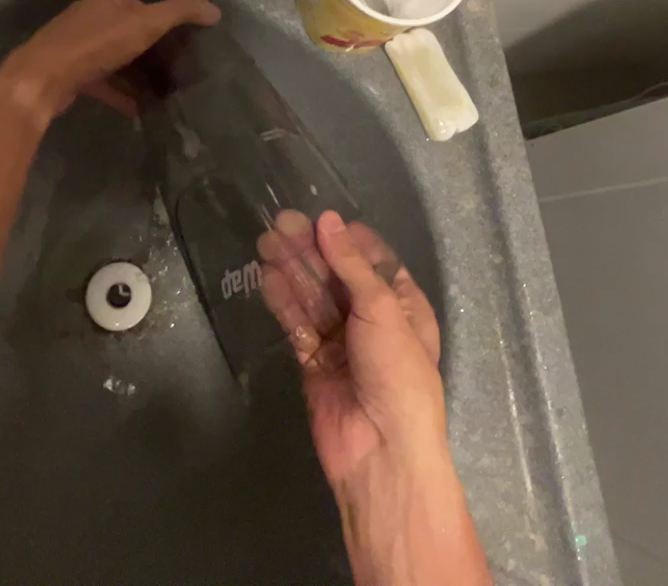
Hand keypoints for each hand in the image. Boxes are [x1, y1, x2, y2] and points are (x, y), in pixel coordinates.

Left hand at [0, 0, 219, 129]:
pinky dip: (122, 93)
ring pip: (118, 59)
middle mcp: (90, 16)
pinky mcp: (70, 72)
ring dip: (138, 75)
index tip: (186, 48)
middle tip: (178, 73)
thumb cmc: (96, 44)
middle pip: (131, 34)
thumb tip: (215, 9)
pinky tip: (140, 110)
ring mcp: (77, 45)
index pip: (145, 7)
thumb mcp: (146, 23)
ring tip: (163, 94)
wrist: (43, 78)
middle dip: (153, 53)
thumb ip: (181, 13)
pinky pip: (104, 82)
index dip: (166, 26)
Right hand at [260, 211, 489, 585]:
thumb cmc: (397, 372)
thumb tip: (328, 220)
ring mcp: (341, 341)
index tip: (317, 217)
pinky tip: (266, 278)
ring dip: (291, 269)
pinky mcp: (313, 361)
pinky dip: (283, 301)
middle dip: (310, 250)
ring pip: (313, 296)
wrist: (380, 451)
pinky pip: (297, 324)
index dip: (345, 238)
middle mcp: (371, 319)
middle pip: (336, 275)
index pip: (372, 260)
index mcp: (402, 304)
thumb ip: (351, 265)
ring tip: (265, 242)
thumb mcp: (383, 309)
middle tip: (279, 224)